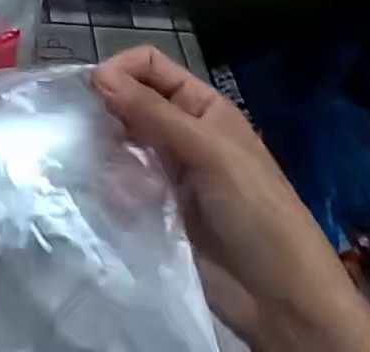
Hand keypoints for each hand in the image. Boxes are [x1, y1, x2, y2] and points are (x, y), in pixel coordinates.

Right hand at [92, 46, 369, 351]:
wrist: (284, 302)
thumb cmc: (256, 211)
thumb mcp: (208, 151)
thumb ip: (152, 112)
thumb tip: (98, 74)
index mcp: (201, 105)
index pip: (151, 66)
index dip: (121, 68)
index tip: (92, 88)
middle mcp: (182, 130)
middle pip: (132, 100)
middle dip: (109, 106)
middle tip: (85, 125)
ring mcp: (168, 169)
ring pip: (122, 139)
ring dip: (108, 146)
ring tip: (97, 161)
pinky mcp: (156, 206)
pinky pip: (122, 180)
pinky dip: (112, 182)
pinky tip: (114, 195)